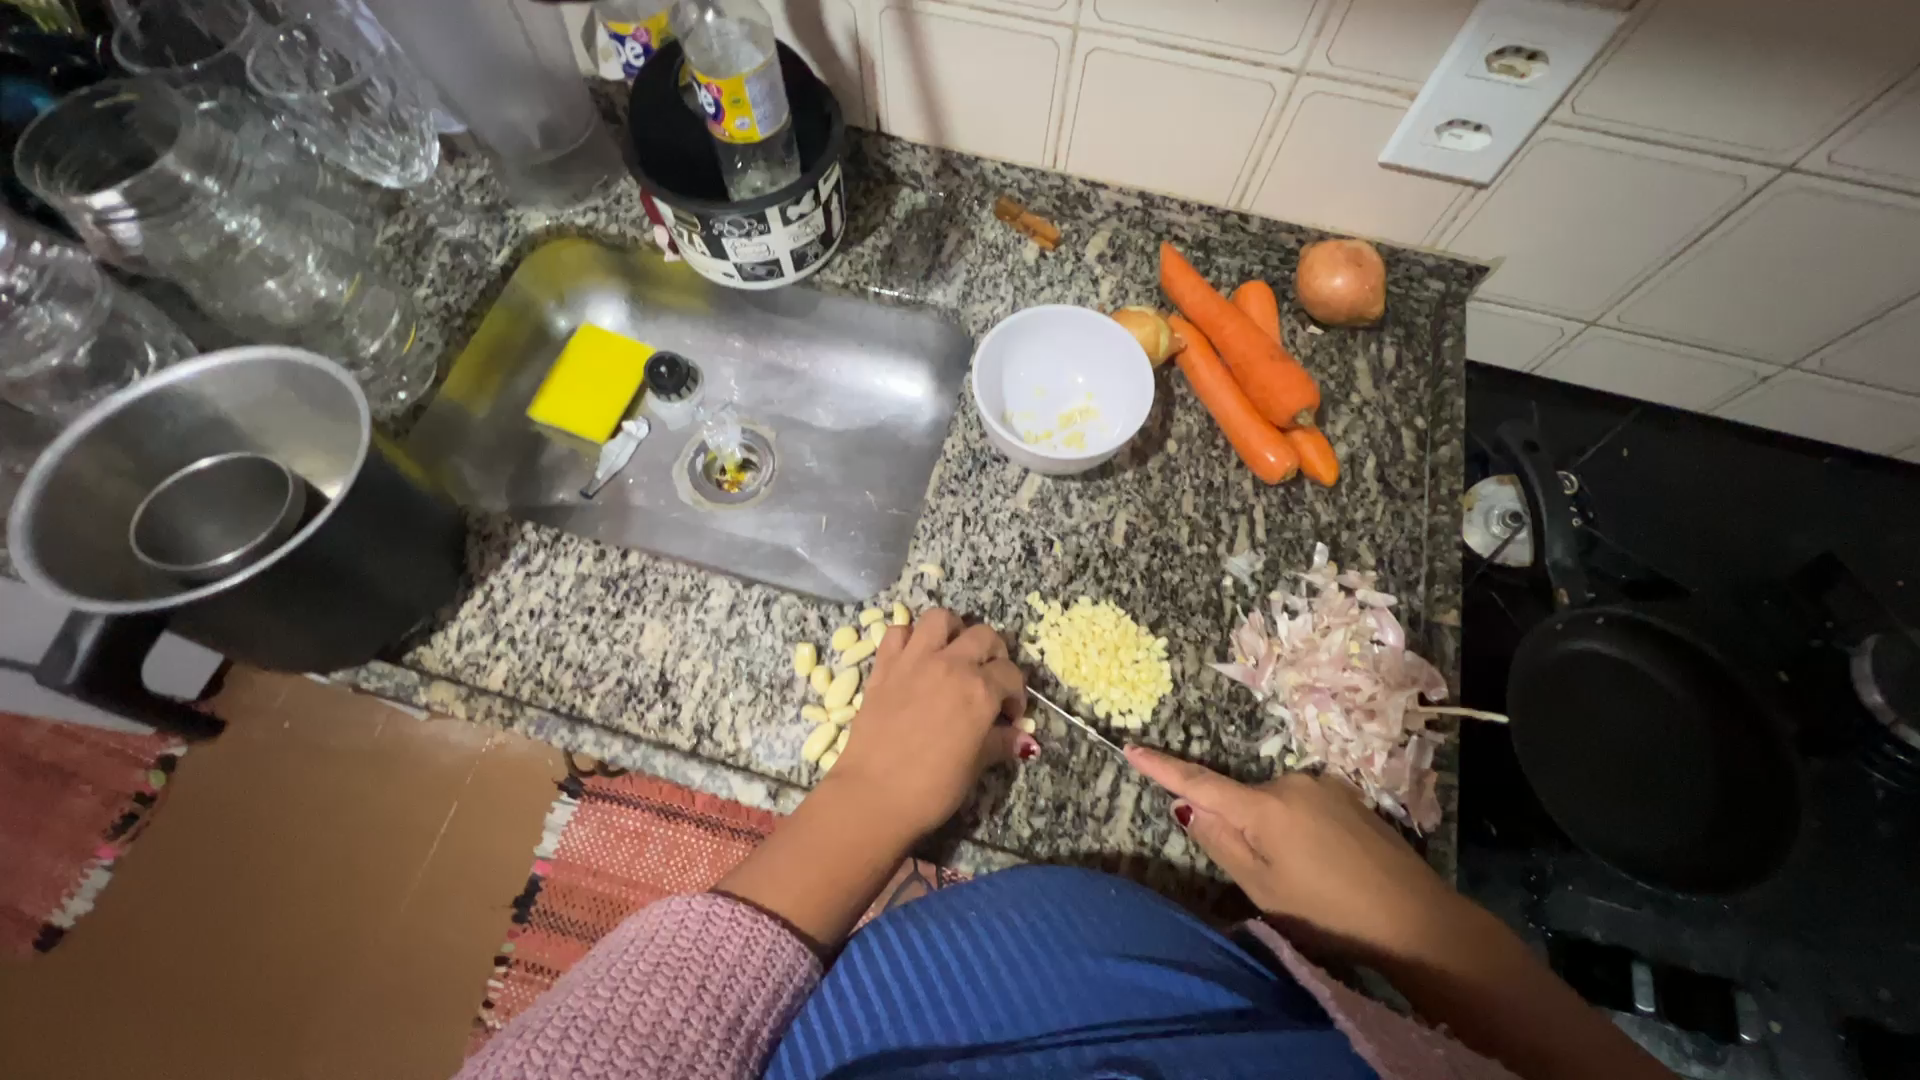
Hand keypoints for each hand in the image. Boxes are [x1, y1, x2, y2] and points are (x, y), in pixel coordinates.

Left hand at [827, 609, 1041, 837]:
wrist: (873, 794)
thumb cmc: (931, 788)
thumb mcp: (974, 767)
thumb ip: (999, 743)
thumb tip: (1024, 740)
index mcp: (980, 690)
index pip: (1011, 674)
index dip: (1016, 694)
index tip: (1009, 715)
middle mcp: (951, 665)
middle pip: (984, 636)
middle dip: (994, 654)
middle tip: (988, 679)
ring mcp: (914, 660)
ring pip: (940, 618)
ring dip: (953, 630)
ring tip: (953, 652)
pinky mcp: (884, 666)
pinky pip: (897, 632)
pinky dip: (908, 638)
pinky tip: (914, 658)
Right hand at [1126, 746, 1467, 967]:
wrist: (1419, 920)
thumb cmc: (1329, 913)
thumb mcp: (1262, 889)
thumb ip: (1219, 842)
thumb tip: (1187, 805)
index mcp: (1263, 807)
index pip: (1199, 782)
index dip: (1162, 768)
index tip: (1130, 748)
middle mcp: (1290, 783)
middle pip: (1243, 800)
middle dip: (1240, 827)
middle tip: (1267, 879)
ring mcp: (1324, 786)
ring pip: (1276, 805)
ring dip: (1274, 831)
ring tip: (1308, 879)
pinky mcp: (1350, 796)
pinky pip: (1305, 806)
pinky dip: (1301, 830)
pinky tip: (1328, 866)